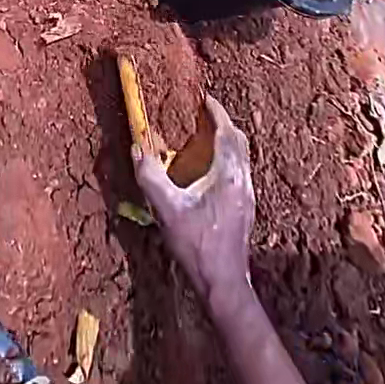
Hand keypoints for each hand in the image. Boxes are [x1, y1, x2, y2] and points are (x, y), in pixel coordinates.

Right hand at [134, 95, 254, 304]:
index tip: (205, 99)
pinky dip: (228, 158)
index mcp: (228, 175)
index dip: (217, 112)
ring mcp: (247, 195)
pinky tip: (210, 169)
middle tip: (204, 114)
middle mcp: (242, 180)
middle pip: (239, 141)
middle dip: (223, 123)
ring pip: (241, 156)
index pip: (227, 132)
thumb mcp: (167, 210)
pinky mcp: (246, 207)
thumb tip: (137, 149)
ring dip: (227, 141)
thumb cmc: (197, 246)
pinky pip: (240, 169)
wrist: (224, 284)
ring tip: (206, 136)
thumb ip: (150, 177)